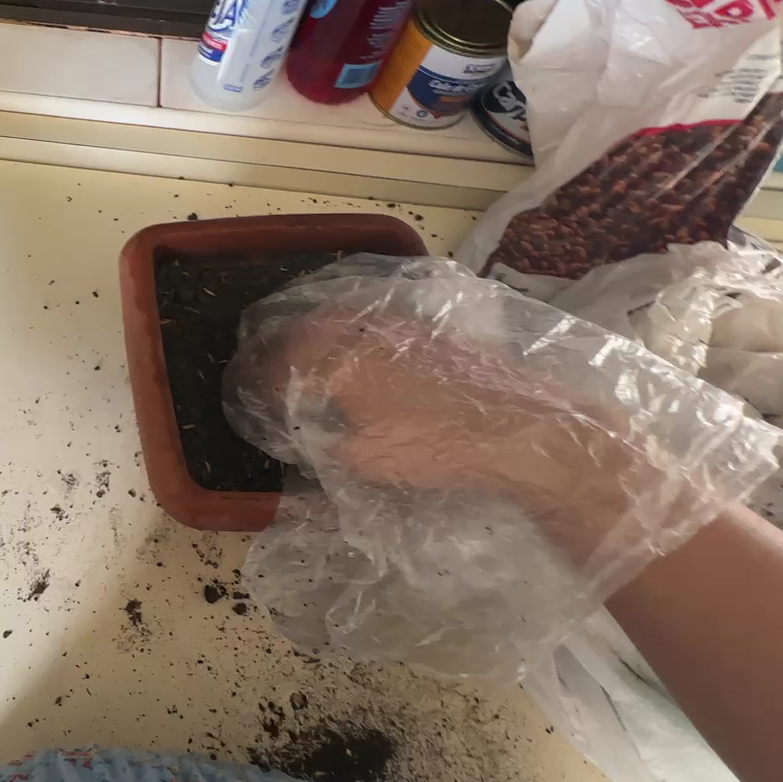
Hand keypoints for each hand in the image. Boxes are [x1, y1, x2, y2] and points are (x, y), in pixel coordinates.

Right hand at [266, 305, 659, 559]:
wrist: (526, 431)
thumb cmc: (436, 449)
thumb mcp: (365, 460)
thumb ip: (324, 443)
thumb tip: (305, 434)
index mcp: (339, 365)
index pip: (286, 363)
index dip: (265, 379)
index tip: (256, 393)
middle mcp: (364, 337)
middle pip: (309, 329)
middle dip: (284, 345)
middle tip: (273, 363)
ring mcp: (402, 330)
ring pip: (344, 320)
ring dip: (318, 333)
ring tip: (309, 350)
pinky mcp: (435, 335)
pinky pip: (379, 324)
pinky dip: (356, 333)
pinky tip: (363, 350)